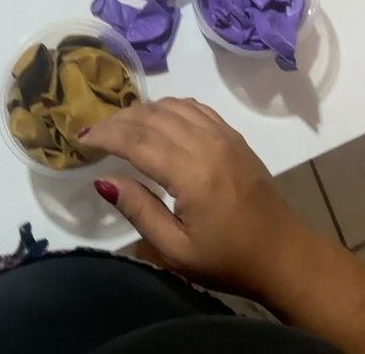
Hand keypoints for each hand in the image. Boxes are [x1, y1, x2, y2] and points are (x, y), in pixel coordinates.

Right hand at [80, 98, 318, 298]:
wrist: (282, 253)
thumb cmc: (227, 259)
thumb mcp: (176, 250)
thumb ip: (140, 210)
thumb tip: (104, 181)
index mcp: (192, 173)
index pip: (138, 140)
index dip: (107, 135)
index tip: (82, 139)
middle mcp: (207, 143)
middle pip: (153, 117)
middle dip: (119, 120)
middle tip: (94, 132)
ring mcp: (223, 134)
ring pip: (174, 105)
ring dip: (143, 110)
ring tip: (119, 125)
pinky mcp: (233, 134)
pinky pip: (195, 107)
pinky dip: (170, 107)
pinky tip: (156, 118)